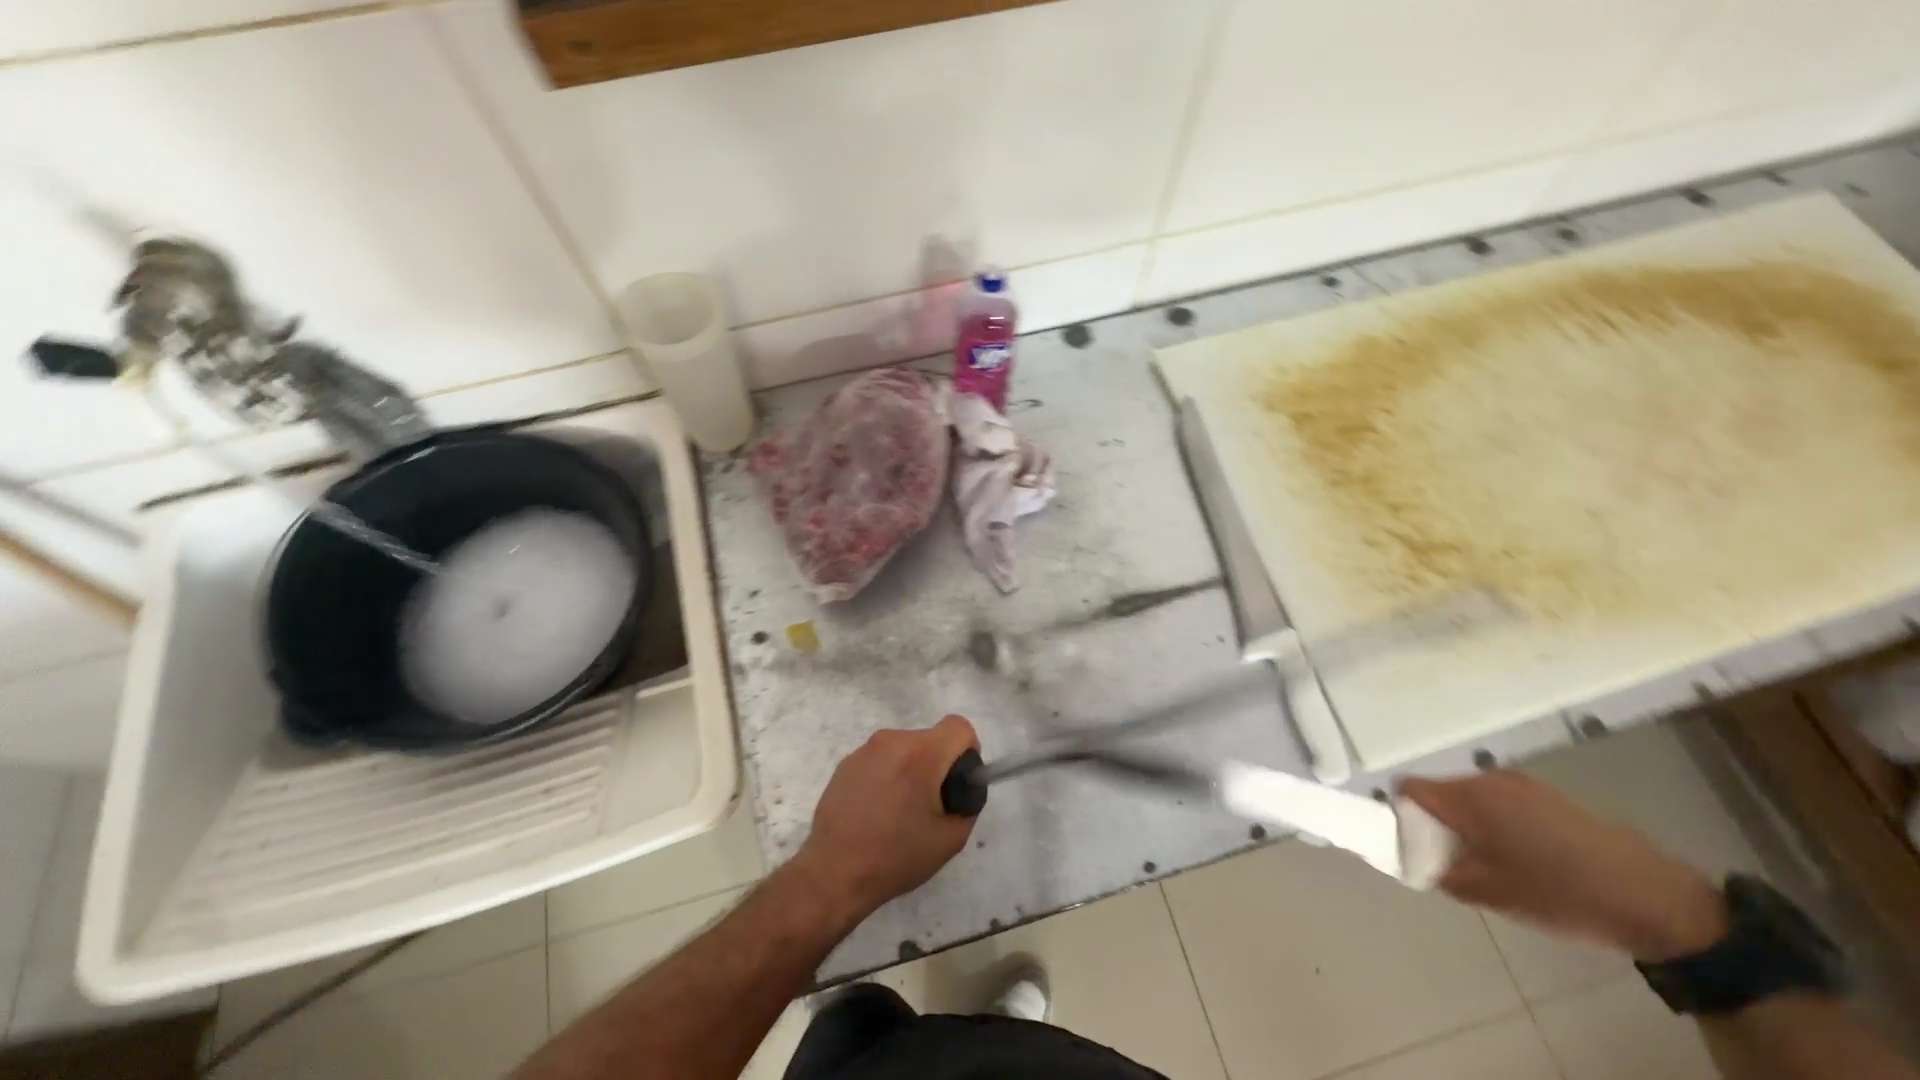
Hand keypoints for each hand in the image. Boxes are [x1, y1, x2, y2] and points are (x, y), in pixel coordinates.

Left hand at [790, 715, 979, 920]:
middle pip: (930, 738)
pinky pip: (880, 759)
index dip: (967, 751)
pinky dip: (886, 776)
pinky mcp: (845, 764)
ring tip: (899, 811)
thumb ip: (968, 802)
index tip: (957, 781)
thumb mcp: (951, 838)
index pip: (959, 727)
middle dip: (937, 765)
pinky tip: (875, 811)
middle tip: (929, 806)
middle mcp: (891, 741)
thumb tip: (963, 786)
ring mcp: (864, 750)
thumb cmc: (897, 857)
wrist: (834, 873)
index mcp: (921, 754)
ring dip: (911, 770)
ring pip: (904, 748)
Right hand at [1401, 771, 1728, 960]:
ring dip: (1469, 827)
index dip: (1399, 815)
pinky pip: (1503, 804)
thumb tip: (1418, 857)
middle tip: (1451, 865)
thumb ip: (1441, 871)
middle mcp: (1492, 780)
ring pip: (1473, 800)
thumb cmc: (1560, 895)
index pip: (1409, 788)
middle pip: (1440, 792)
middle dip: (1435, 825)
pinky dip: (1498, 826)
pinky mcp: (1551, 797)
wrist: (1654, 899)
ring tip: (1490, 867)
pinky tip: (1523, 861)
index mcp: (1470, 797)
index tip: (1409, 847)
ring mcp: (1525, 785)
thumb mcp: (1487, 893)